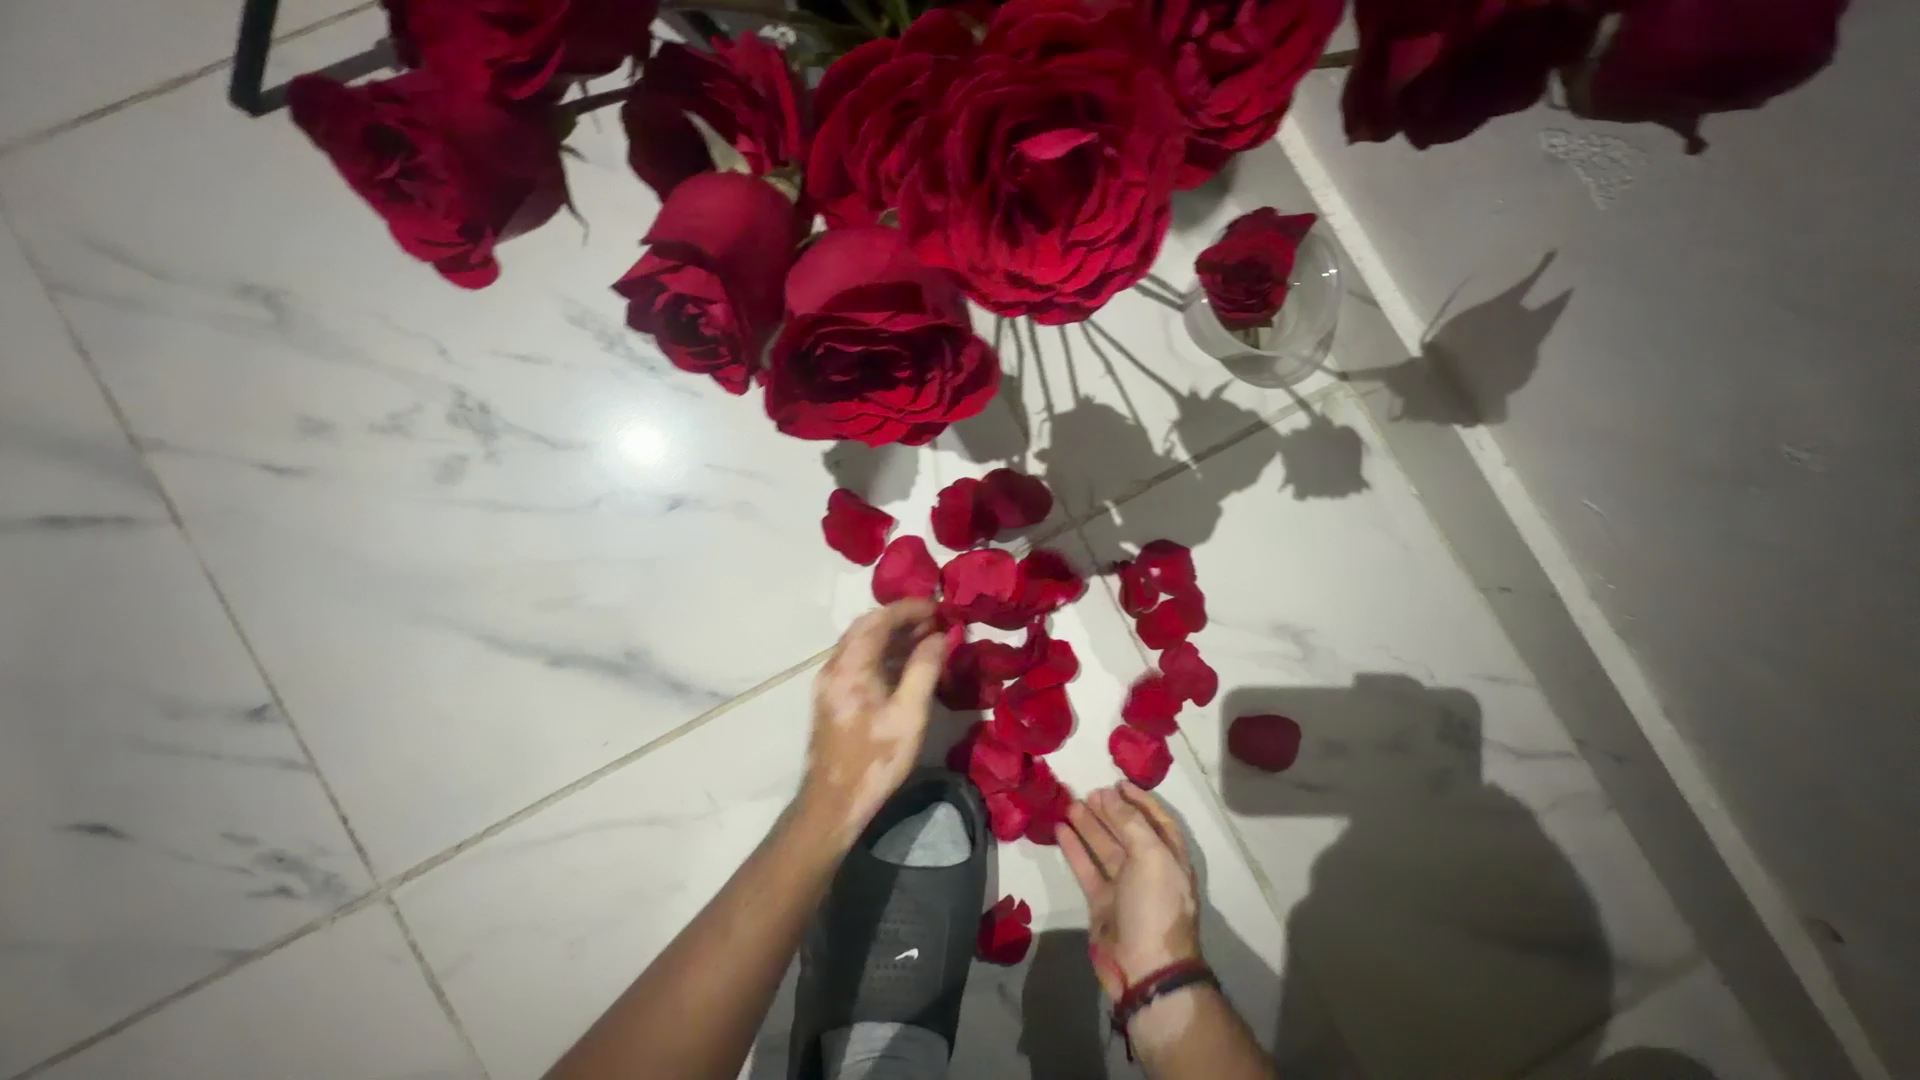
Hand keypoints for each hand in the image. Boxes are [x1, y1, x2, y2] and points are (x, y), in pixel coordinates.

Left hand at [802, 599, 948, 840]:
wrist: (833, 802)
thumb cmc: (875, 759)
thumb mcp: (910, 714)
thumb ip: (925, 669)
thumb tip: (940, 637)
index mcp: (850, 666)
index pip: (879, 619)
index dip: (910, 609)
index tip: (940, 608)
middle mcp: (834, 667)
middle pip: (867, 627)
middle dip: (903, 620)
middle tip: (937, 623)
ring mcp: (830, 683)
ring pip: (863, 645)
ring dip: (894, 638)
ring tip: (929, 641)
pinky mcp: (833, 698)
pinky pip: (859, 662)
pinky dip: (884, 655)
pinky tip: (908, 666)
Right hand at [1057, 782, 1201, 999]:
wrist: (1146, 968)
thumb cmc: (1156, 907)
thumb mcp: (1151, 857)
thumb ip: (1130, 823)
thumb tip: (1111, 795)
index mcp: (1170, 858)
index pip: (1156, 820)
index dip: (1140, 800)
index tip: (1118, 782)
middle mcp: (1148, 869)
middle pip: (1127, 832)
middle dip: (1110, 810)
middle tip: (1088, 791)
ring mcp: (1124, 887)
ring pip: (1104, 848)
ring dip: (1089, 826)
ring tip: (1070, 803)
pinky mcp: (1102, 903)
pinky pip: (1086, 869)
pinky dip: (1074, 849)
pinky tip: (1060, 829)